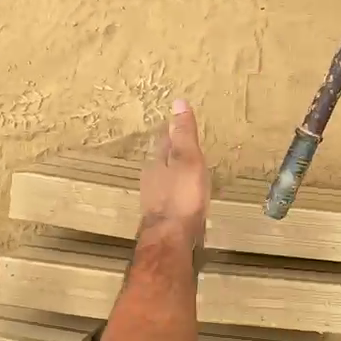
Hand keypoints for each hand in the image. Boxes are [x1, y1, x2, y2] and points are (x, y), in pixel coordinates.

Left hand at [139, 100, 209, 247]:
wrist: (170, 239)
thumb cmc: (182, 196)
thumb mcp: (187, 159)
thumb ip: (184, 134)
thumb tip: (178, 102)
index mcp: (158, 161)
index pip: (166, 138)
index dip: (174, 129)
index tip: (180, 121)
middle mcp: (152, 177)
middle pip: (163, 158)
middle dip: (172, 150)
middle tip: (184, 142)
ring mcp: (155, 198)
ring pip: (166, 177)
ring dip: (175, 170)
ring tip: (187, 167)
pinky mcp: (163, 215)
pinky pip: (171, 195)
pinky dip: (179, 190)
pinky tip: (186, 195)